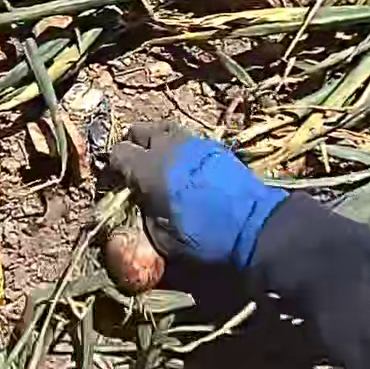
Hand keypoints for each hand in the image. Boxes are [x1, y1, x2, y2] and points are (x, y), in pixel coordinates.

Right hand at [109, 123, 284, 267]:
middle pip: (138, 131)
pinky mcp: (212, 144)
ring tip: (160, 160)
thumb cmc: (204, 235)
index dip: (115, 166)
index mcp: (148, 167)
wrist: (254, 225)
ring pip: (163, 129)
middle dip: (133, 145)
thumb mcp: (162, 239)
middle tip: (137, 165)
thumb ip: (143, 217)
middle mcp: (166, 146)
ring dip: (156, 142)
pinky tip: (184, 166)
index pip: (118, 153)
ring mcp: (191, 141)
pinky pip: (185, 138)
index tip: (119, 179)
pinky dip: (178, 147)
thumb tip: (138, 209)